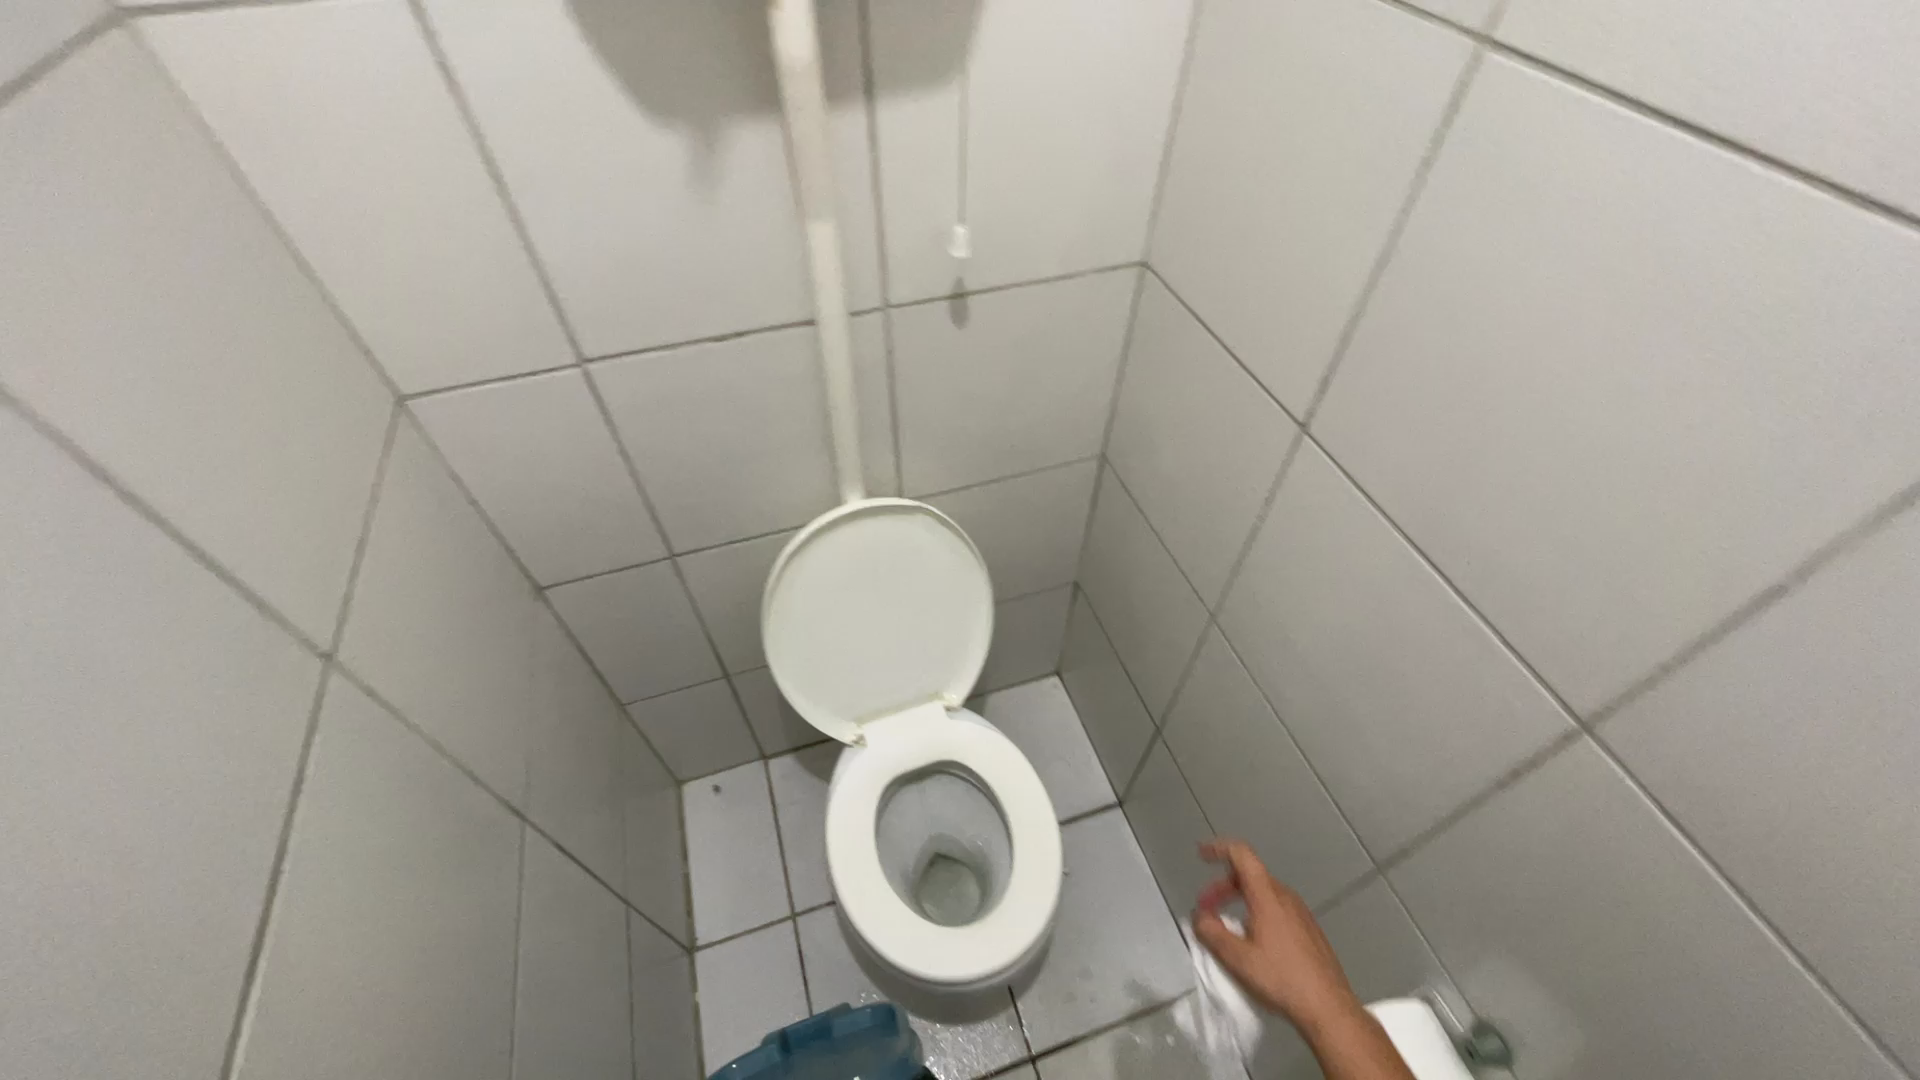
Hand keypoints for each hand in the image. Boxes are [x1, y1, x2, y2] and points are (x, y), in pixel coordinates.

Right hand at [1191, 838, 1363, 1035]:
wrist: (1330, 1009)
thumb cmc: (1281, 978)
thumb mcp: (1237, 958)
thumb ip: (1211, 932)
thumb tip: (1199, 915)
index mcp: (1267, 896)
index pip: (1241, 855)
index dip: (1218, 848)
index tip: (1201, 855)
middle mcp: (1285, 897)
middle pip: (1250, 875)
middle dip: (1222, 886)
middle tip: (1206, 908)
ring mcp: (1301, 913)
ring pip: (1263, 893)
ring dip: (1239, 900)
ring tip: (1228, 926)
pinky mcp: (1310, 930)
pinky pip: (1277, 908)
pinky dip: (1257, 911)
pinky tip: (1254, 940)